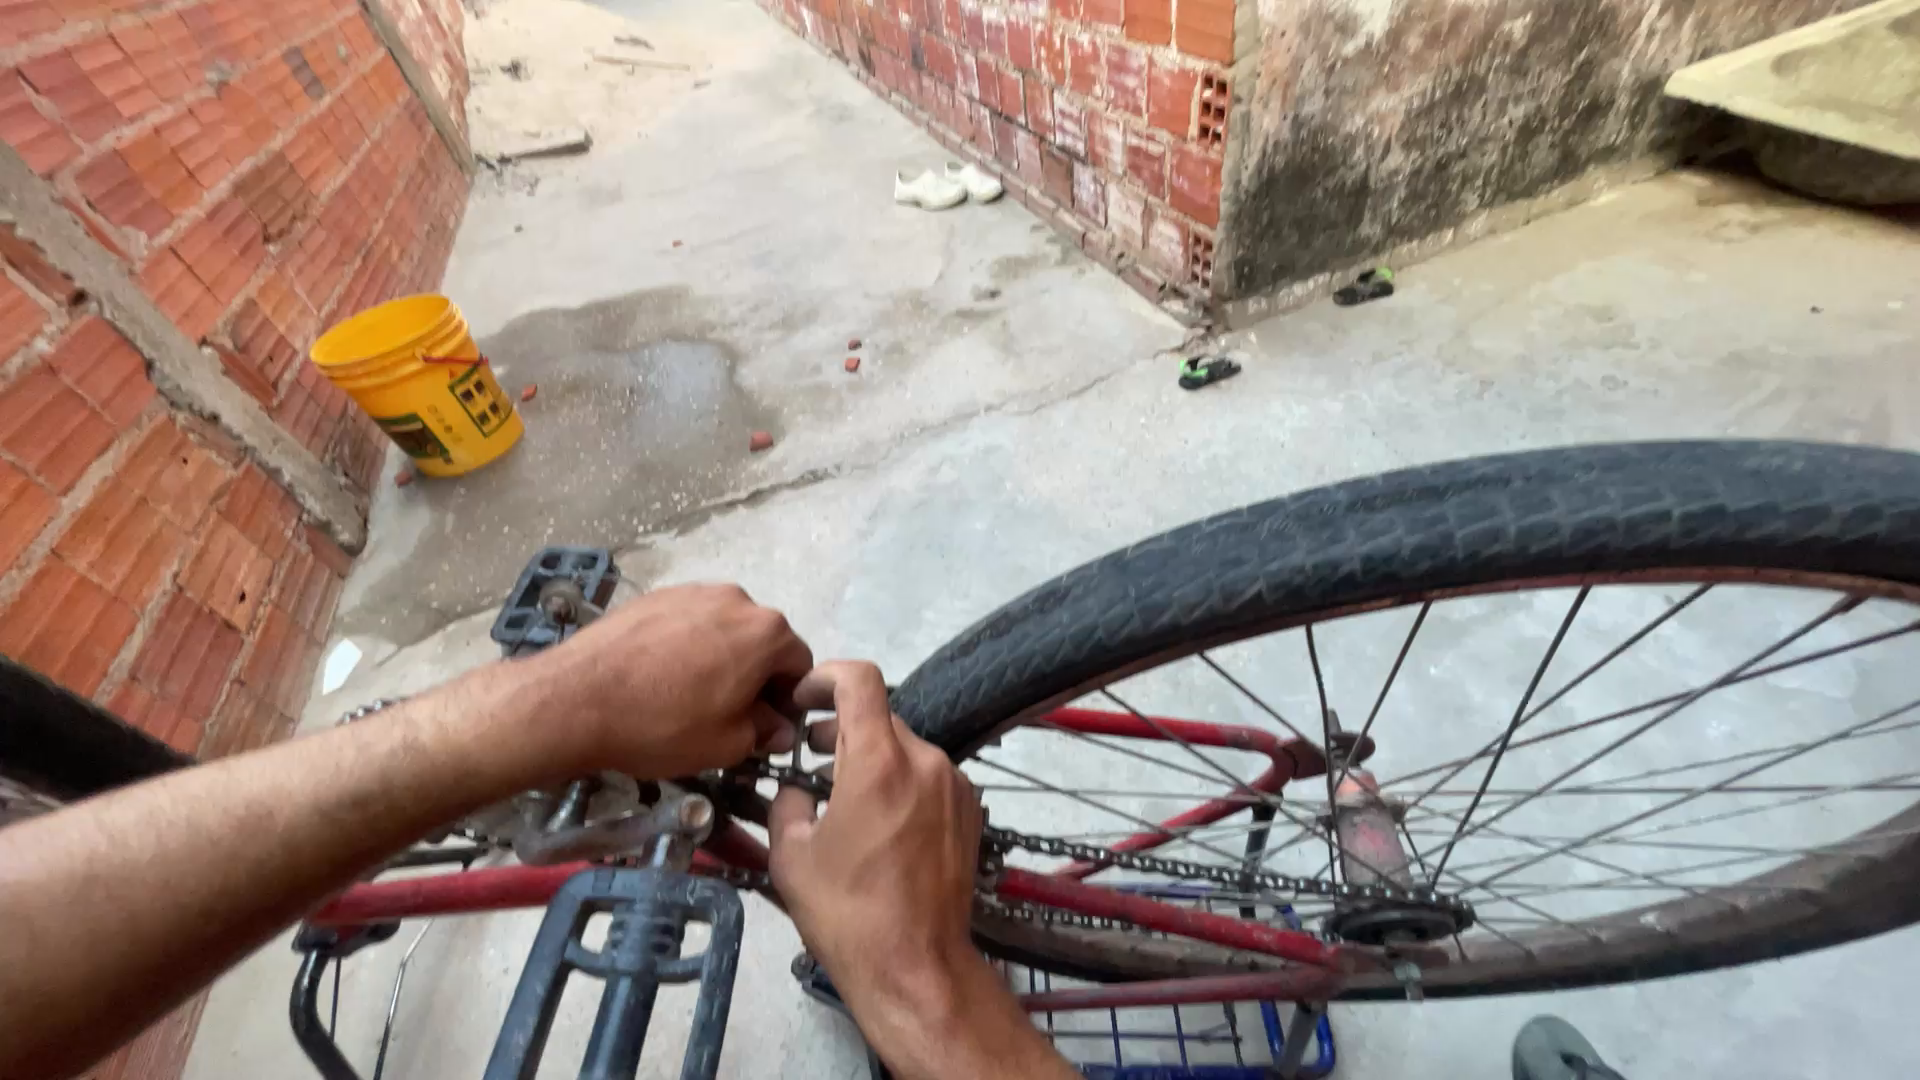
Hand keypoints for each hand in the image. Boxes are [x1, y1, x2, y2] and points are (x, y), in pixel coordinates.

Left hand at [508, 583, 813, 779]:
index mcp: (768, 633)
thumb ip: (765, 732)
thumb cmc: (663, 725)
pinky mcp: (658, 594)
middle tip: (730, 710)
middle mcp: (739, 600)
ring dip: (723, 655)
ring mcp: (695, 591)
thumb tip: (779, 728)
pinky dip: (689, 643)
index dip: (789, 698)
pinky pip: (690, 620)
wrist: (574, 699)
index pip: (801, 664)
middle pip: (764, 640)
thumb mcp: (726, 744)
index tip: (767, 722)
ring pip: (726, 627)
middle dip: (757, 674)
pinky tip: (661, 673)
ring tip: (690, 690)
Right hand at [769, 662, 982, 1010]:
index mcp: (879, 762)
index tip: (805, 698)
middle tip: (815, 758)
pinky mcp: (972, 807)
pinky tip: (887, 824)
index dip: (827, 675)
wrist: (918, 966)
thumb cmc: (847, 913)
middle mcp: (925, 759)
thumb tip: (798, 788)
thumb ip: (788, 803)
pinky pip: (930, 774)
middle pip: (881, 717)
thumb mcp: (792, 857)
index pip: (861, 680)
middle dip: (843, 728)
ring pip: (906, 747)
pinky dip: (903, 780)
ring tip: (849, 798)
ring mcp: (955, 782)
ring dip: (874, 757)